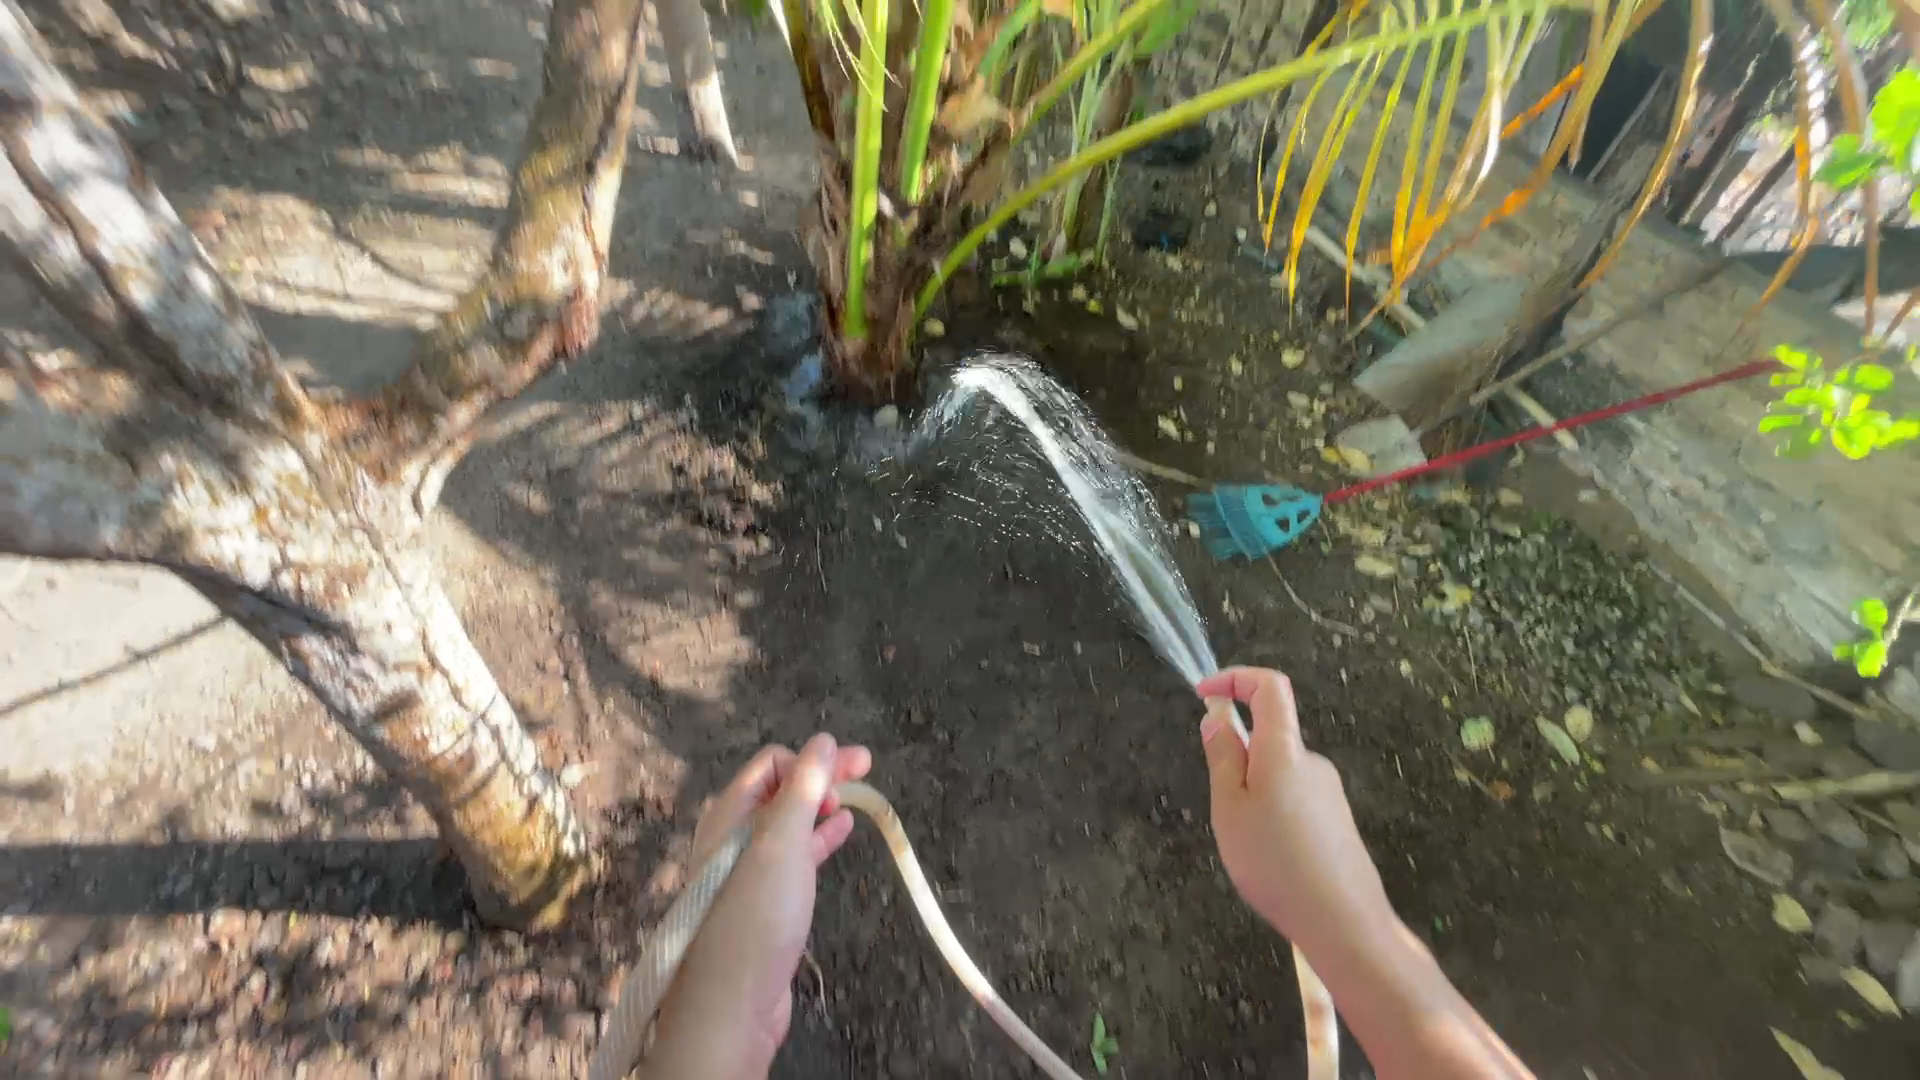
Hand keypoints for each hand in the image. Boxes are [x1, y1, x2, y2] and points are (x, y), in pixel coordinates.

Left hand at [645, 734, 872, 1079]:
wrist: (731, 1006)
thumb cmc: (756, 913)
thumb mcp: (782, 841)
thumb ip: (803, 788)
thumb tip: (822, 739)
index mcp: (730, 812)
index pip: (771, 763)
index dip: (809, 760)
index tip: (844, 774)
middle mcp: (735, 833)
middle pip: (784, 788)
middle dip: (823, 774)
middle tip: (866, 764)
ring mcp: (749, 867)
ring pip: (793, 819)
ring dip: (823, 802)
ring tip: (857, 797)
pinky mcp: (765, 897)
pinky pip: (797, 852)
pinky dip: (821, 835)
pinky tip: (844, 828)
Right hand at [1193, 667, 1391, 952]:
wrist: (1345, 924)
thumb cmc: (1275, 862)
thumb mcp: (1230, 808)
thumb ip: (1223, 757)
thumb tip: (1218, 717)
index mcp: (1284, 750)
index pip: (1269, 687)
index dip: (1235, 678)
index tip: (1204, 695)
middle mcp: (1311, 761)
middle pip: (1270, 733)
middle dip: (1236, 757)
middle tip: (1223, 808)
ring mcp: (1328, 791)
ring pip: (1277, 771)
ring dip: (1252, 790)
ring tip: (1247, 842)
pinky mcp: (1336, 818)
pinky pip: (1292, 796)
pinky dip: (1271, 810)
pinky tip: (1271, 857)